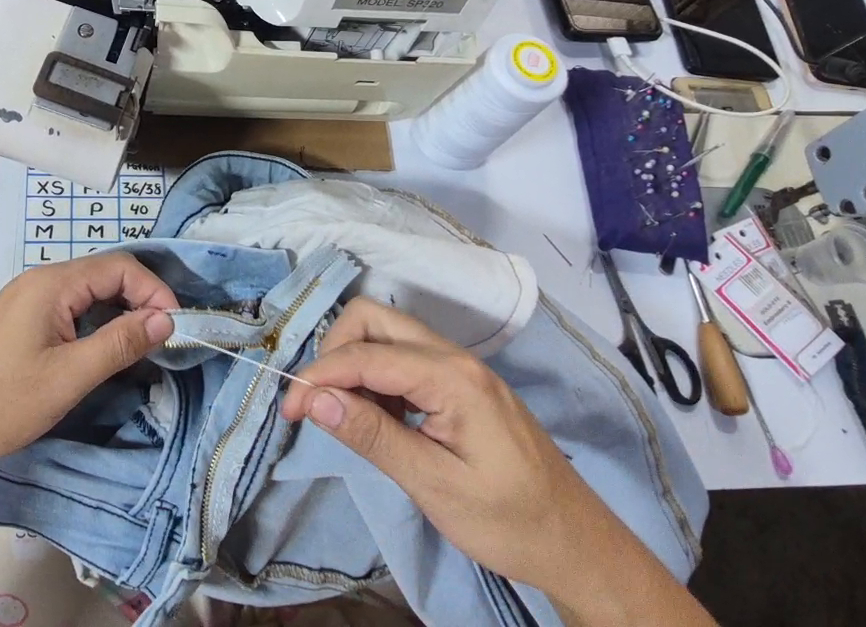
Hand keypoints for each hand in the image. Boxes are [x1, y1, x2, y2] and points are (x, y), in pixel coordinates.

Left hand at [0, 252, 176, 478]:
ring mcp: (25, 300)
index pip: (120, 267)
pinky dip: (95, 323)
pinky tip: (103, 350)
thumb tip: (167, 319)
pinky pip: (69, 308)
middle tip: (164, 339)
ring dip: (119, 313)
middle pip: (104, 275)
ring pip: (87, 293)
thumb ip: (120, 343)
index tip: (176, 328)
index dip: (154, 291)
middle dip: (141, 300)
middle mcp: (39, 281)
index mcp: (51, 284)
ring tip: (140, 347)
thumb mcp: (69, 376)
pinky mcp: (18, 321)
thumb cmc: (1, 403)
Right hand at [280, 299, 685, 619]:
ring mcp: (461, 367)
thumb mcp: (432, 484)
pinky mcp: (461, 384)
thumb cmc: (507, 521)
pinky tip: (376, 418)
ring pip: (387, 335)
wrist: (577, 544)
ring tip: (345, 417)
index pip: (365, 354)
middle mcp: (455, 357)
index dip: (319, 376)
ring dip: (354, 364)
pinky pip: (404, 359)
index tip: (289, 410)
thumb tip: (312, 399)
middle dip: (334, 353)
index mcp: (452, 377)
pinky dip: (376, 378)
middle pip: (374, 320)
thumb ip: (370, 434)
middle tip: (317, 404)